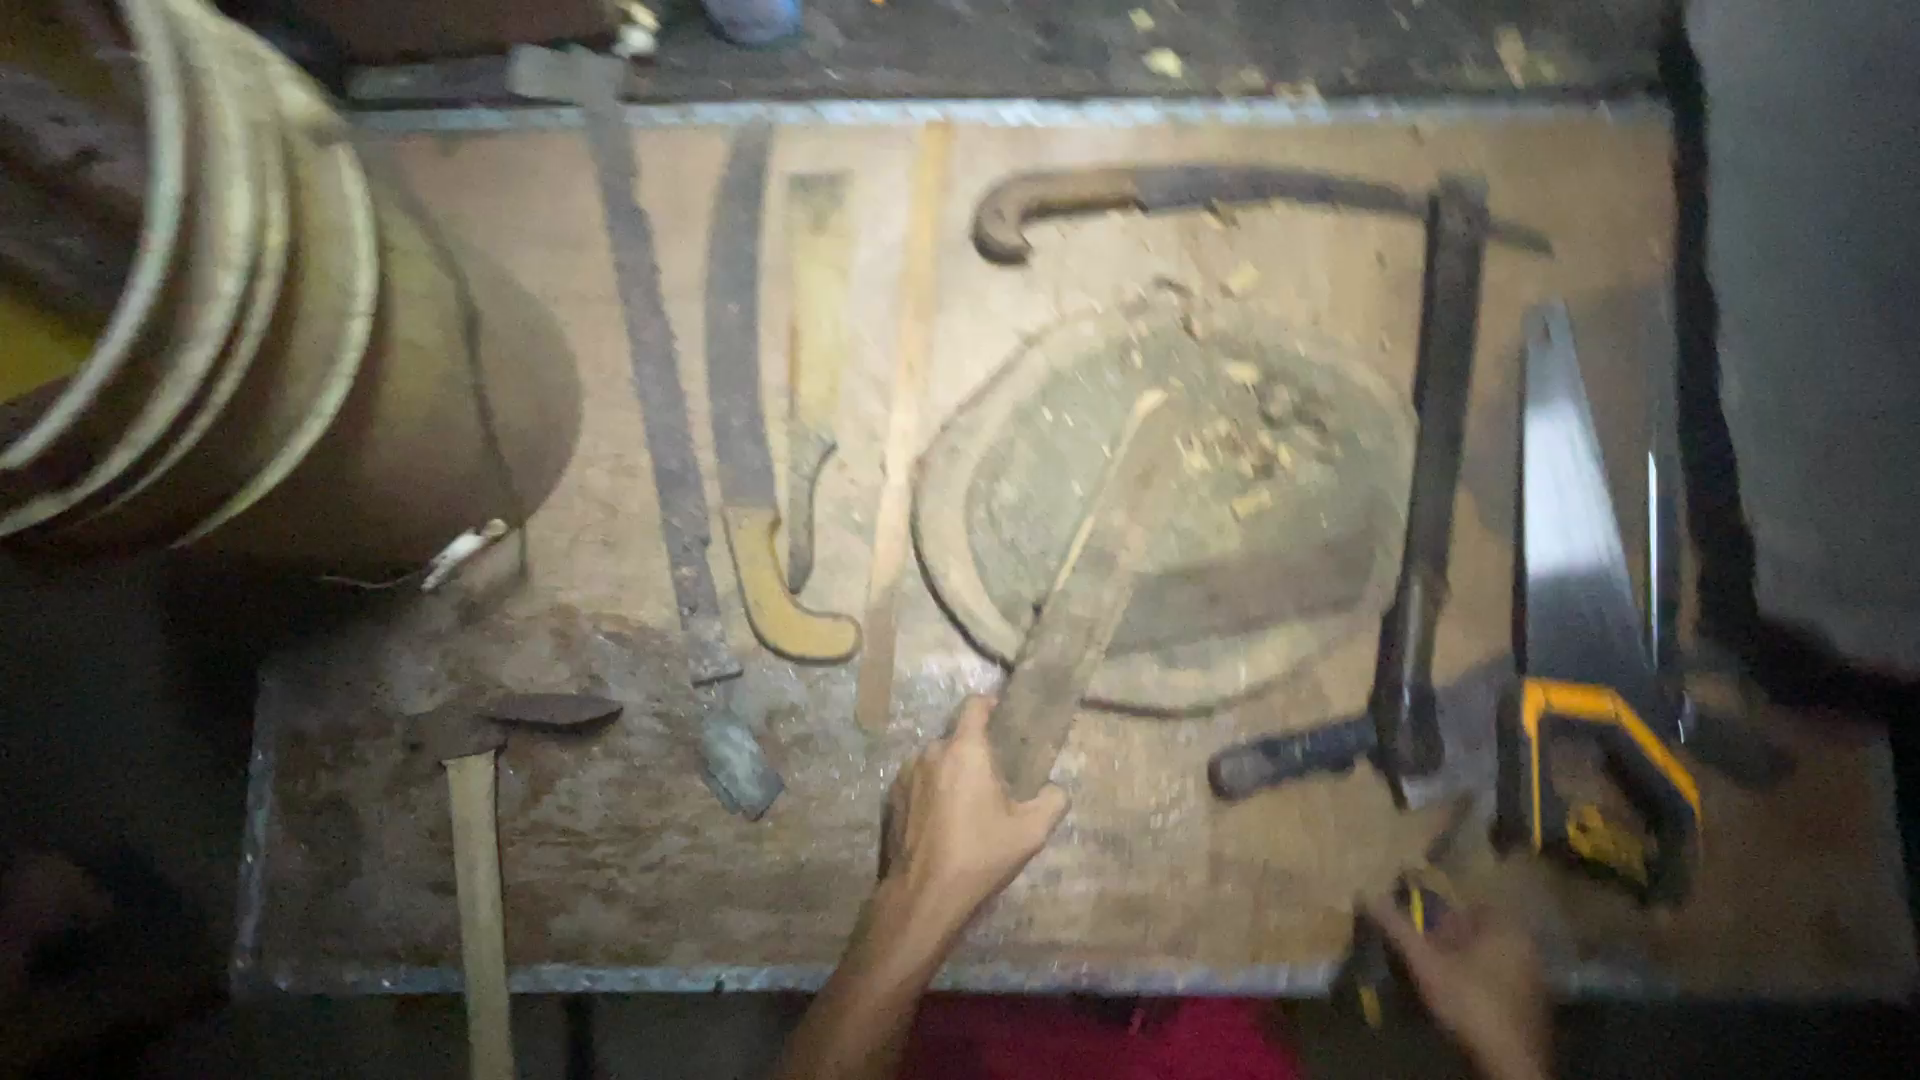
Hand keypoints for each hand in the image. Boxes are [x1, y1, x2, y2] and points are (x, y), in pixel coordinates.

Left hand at [881, 696, 1069, 938]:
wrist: (924, 893)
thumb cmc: (980, 855)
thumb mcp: (1031, 832)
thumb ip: (1053, 801)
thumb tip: (1056, 789)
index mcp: (965, 750)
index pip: (975, 705)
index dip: (990, 705)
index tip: (1003, 717)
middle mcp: (932, 751)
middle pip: (956, 737)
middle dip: (974, 751)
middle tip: (992, 778)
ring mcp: (906, 773)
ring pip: (935, 759)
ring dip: (951, 771)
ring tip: (965, 803)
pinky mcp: (892, 796)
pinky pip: (918, 780)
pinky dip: (931, 790)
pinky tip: (941, 819)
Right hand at [1365, 895, 1551, 1079]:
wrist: (1510, 1065)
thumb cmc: (1470, 1002)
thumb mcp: (1425, 962)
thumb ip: (1397, 927)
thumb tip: (1366, 894)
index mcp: (1507, 930)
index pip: (1465, 903)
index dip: (1437, 909)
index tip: (1415, 919)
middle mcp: (1525, 950)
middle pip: (1473, 932)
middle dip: (1443, 937)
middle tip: (1417, 947)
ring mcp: (1531, 981)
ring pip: (1482, 958)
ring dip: (1455, 961)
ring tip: (1427, 972)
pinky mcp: (1528, 1007)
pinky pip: (1492, 981)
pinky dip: (1470, 982)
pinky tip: (1450, 996)